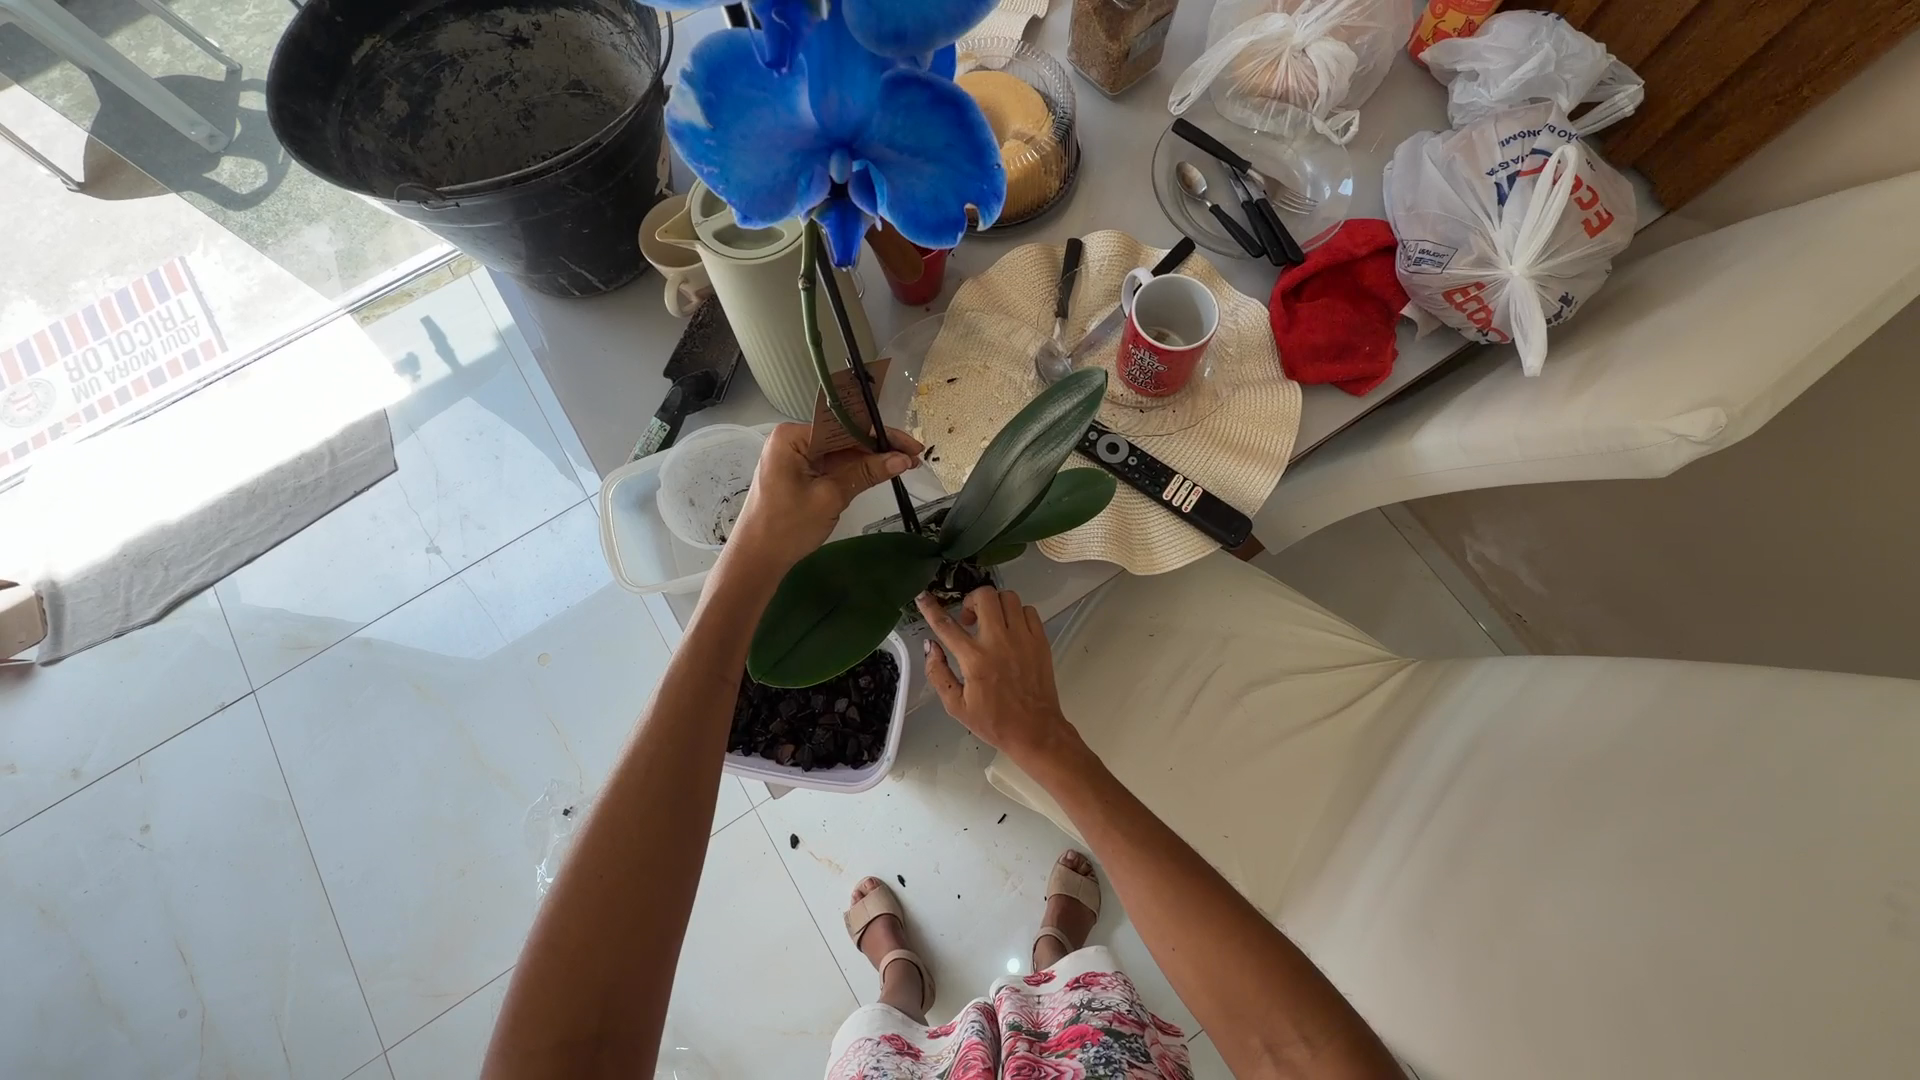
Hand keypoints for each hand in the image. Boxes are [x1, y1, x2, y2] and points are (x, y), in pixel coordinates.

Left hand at [724, 422, 920, 574]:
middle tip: (914, 456)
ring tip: (905, 464)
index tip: (911, 445)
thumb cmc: (787, 527)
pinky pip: (833, 464)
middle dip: (879, 446)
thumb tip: (901, 459)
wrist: (756, 559)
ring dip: (871, 459)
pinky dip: (856, 470)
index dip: (881, 435)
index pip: (845, 426)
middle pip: (845, 435)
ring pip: (842, 451)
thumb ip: (865, 473)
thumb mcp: (830, 497)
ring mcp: (795, 456)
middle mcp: (793, 438)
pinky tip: (881, 472)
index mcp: (792, 436)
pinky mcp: (800, 472)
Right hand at [918, 587, 1078, 766]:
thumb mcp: (956, 706)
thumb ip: (938, 673)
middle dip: (971, 600)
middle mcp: (999, 642)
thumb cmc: (994, 721)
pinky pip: (1028, 610)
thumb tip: (930, 647)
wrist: (1035, 730)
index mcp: (975, 659)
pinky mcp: (1040, 640)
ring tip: (991, 622)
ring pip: (1008, 597)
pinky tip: (1011, 629)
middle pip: (984, 596)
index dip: (931, 608)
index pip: (946, 625)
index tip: (923, 597)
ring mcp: (1023, 638)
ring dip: (995, 605)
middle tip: (969, 620)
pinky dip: (1017, 614)